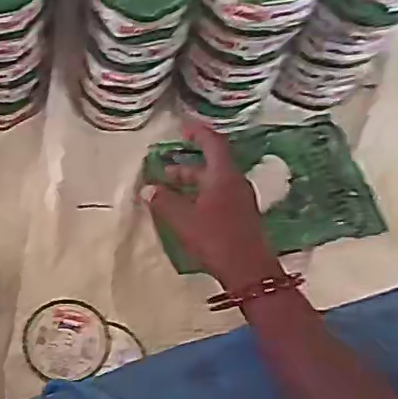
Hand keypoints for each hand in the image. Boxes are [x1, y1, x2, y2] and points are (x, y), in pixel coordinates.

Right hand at [144, 120, 285, 291]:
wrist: (248, 270)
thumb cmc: (215, 238)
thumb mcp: (183, 219)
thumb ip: (164, 202)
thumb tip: (148, 189)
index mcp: (223, 175)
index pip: (212, 142)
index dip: (197, 133)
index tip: (182, 128)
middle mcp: (234, 182)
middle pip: (210, 165)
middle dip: (185, 166)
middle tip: (163, 170)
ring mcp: (240, 200)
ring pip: (213, 182)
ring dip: (190, 184)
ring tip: (168, 192)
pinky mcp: (240, 216)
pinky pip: (218, 196)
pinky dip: (199, 196)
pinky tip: (185, 210)